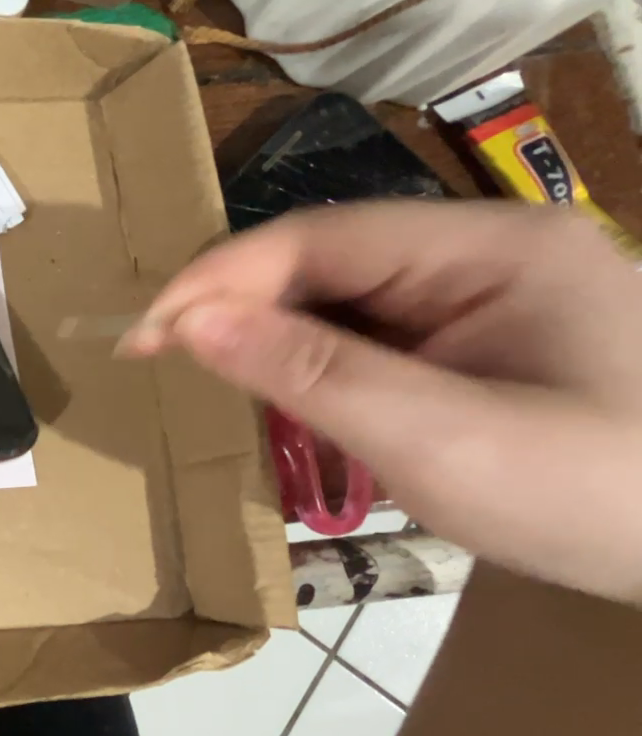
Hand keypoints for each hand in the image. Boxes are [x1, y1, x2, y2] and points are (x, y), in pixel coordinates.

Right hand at [117, 201, 641, 604]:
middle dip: (230, 307)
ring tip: (203, 377)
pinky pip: (356, 332)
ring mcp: (477, 294)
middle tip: (156, 359)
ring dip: (260, 336)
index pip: (314, 238)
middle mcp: (479, 252)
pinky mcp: (469, 337)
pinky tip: (278, 396)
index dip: (214, 281)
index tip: (141, 338)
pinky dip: (301, 364)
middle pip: (316, 261)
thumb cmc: (603, 497)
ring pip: (327, 296)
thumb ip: (308, 372)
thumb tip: (187, 322)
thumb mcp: (440, 439)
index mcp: (488, 249)